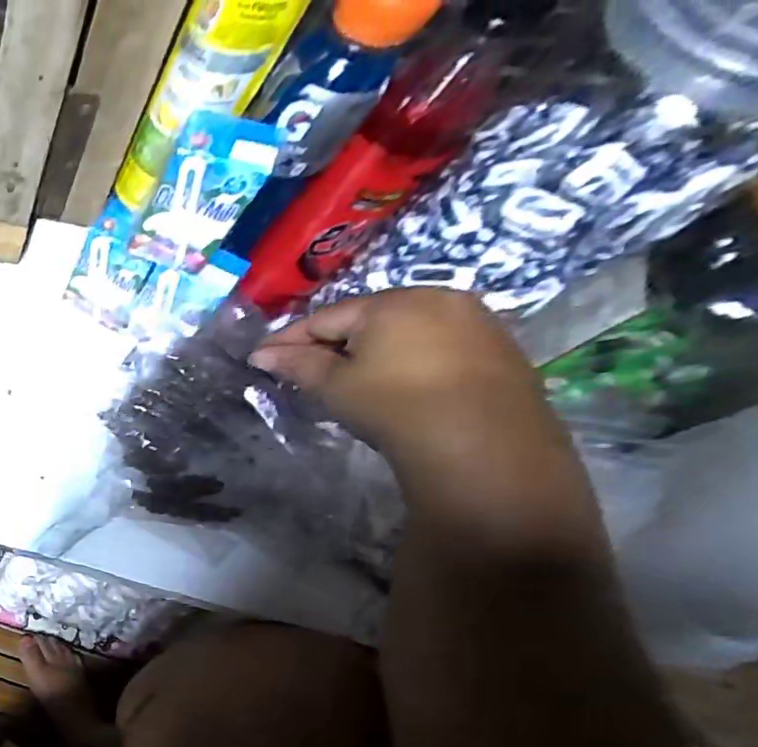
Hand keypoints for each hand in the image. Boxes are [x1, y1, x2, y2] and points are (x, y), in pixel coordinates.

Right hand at [247, 288, 558, 466]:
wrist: (480, 440)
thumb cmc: (393, 405)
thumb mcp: (335, 387)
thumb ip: (298, 365)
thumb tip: (261, 354)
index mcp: (389, 303)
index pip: (324, 317)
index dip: (289, 339)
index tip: (262, 358)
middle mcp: (433, 296)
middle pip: (366, 317)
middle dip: (331, 342)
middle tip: (305, 371)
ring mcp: (471, 317)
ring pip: (403, 328)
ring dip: (371, 348)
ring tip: (349, 378)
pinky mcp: (496, 343)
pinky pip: (434, 341)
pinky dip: (407, 356)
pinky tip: (397, 383)